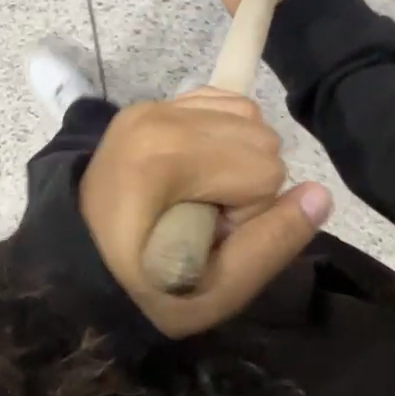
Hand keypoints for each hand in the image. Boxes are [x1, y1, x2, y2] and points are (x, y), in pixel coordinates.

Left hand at [79, 88, 332, 338]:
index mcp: (165, 158)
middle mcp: (157, 116)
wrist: (73, 269)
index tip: (204, 243)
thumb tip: (321, 194)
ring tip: (194, 199)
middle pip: (260, 137)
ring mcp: (150, 105)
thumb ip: (271, 245)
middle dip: (245, 185)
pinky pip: (221, 103)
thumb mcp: (212, 293)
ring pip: (247, 117)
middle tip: (200, 222)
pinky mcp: (149, 105)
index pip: (266, 171)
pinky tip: (194, 172)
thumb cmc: (142, 291)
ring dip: (237, 160)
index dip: (248, 217)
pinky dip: (222, 136)